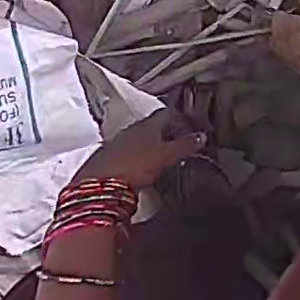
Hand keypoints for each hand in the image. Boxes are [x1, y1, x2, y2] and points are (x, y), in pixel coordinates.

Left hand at [74, 108, 205, 187]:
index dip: (179, 119)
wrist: (98, 186)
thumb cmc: (133, 167)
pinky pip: (125, 152)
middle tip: (176, 142)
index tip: (187, 126)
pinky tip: (139, 168)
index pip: (167, 113)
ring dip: (149, 144)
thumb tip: (201, 137)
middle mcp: (131, 130)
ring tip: (159, 157)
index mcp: (148, 125)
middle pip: (152, 125)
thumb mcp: (166, 156)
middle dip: (165, 132)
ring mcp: (116, 143)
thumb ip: (185, 145)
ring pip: (137, 138)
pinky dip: (135, 156)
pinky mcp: (105, 159)